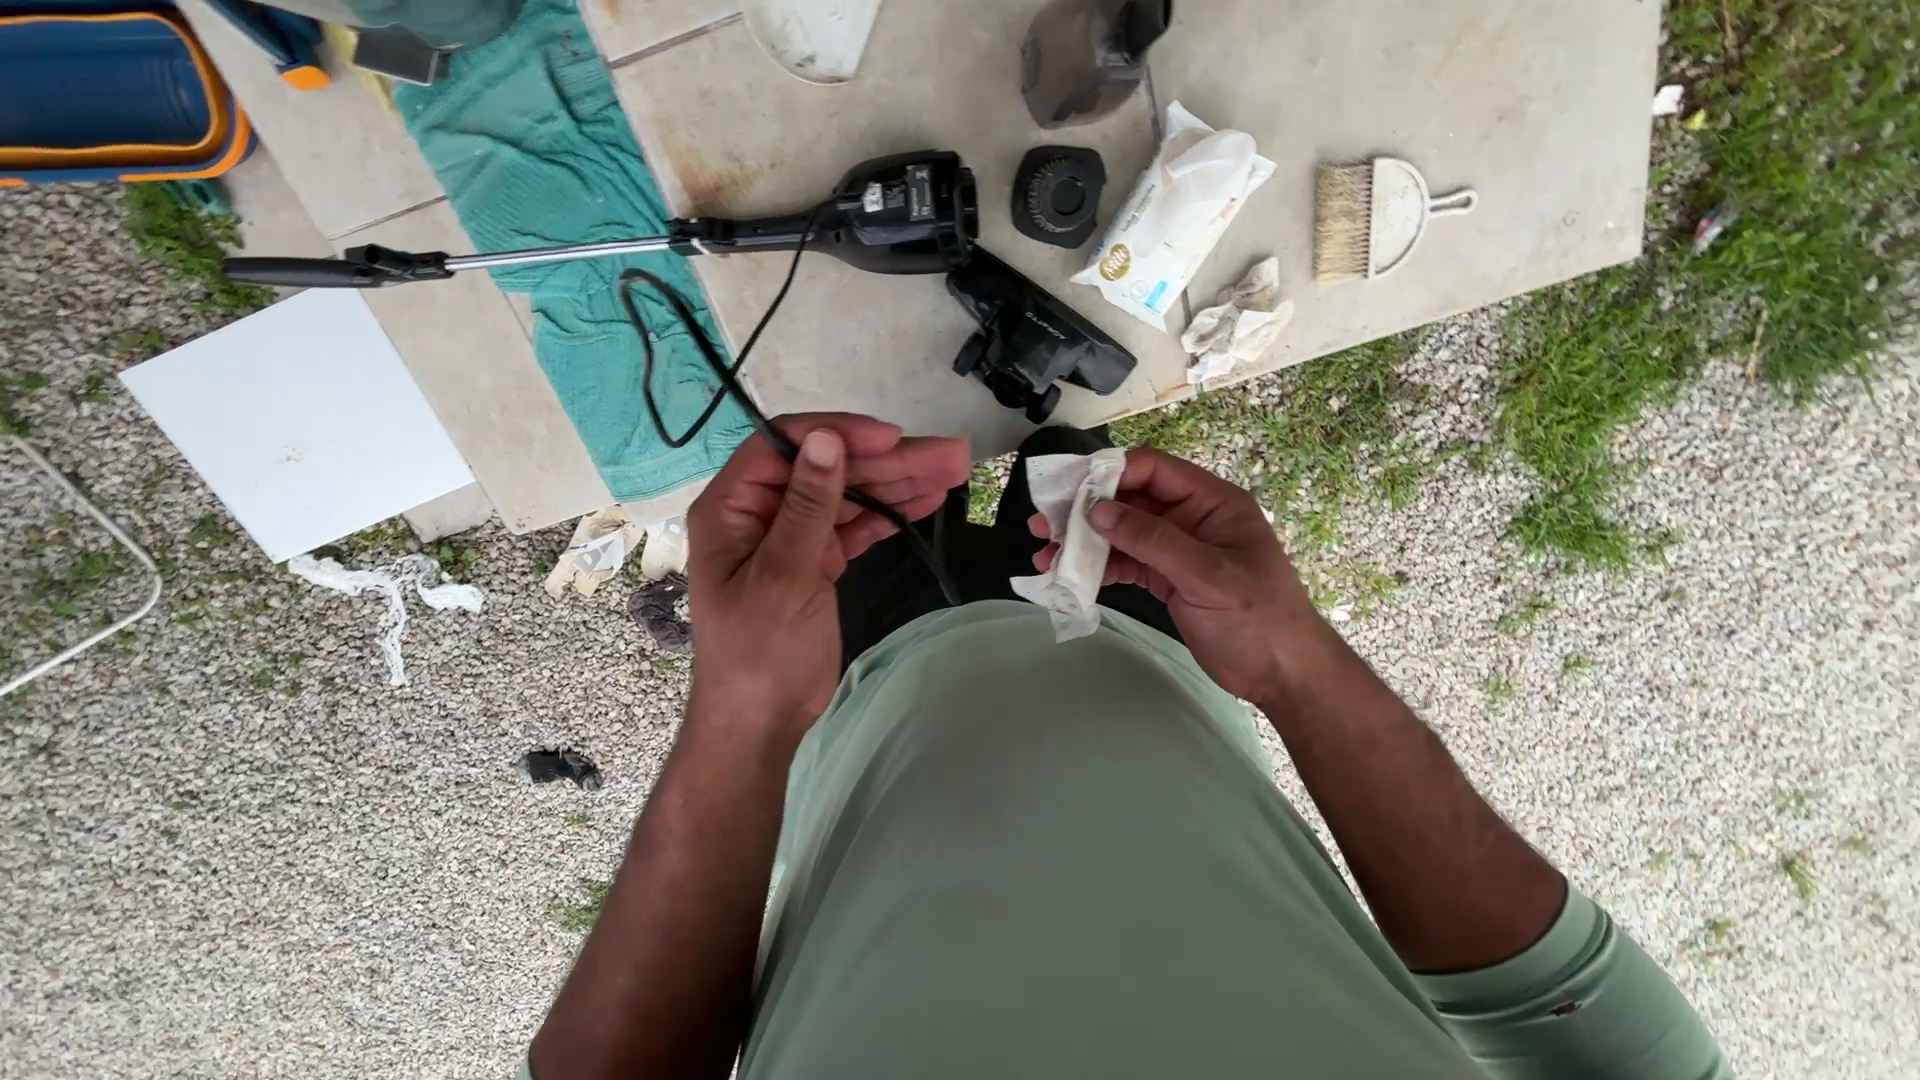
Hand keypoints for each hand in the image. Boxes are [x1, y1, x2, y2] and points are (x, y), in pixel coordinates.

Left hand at [688, 413, 969, 735]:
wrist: (763, 721)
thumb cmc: (759, 652)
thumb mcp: (782, 576)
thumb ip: (806, 507)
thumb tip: (827, 440)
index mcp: (732, 507)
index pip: (784, 446)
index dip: (839, 435)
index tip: (892, 438)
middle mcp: (762, 512)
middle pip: (829, 469)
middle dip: (889, 461)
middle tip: (950, 454)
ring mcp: (792, 536)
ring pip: (850, 495)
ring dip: (901, 483)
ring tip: (955, 469)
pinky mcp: (818, 561)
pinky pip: (857, 526)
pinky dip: (891, 514)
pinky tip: (928, 500)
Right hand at [1030, 447, 1318, 703]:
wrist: (1282, 675)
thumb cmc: (1257, 618)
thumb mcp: (1207, 574)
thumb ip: (1153, 539)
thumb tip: (1097, 510)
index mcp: (1212, 502)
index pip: (1153, 469)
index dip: (1110, 473)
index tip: (1069, 489)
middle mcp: (1191, 518)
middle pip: (1130, 500)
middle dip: (1086, 509)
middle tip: (1043, 522)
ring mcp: (1176, 549)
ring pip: (1121, 533)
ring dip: (1084, 542)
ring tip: (1044, 553)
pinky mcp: (1166, 578)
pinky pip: (1125, 563)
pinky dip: (1098, 568)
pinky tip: (1068, 576)